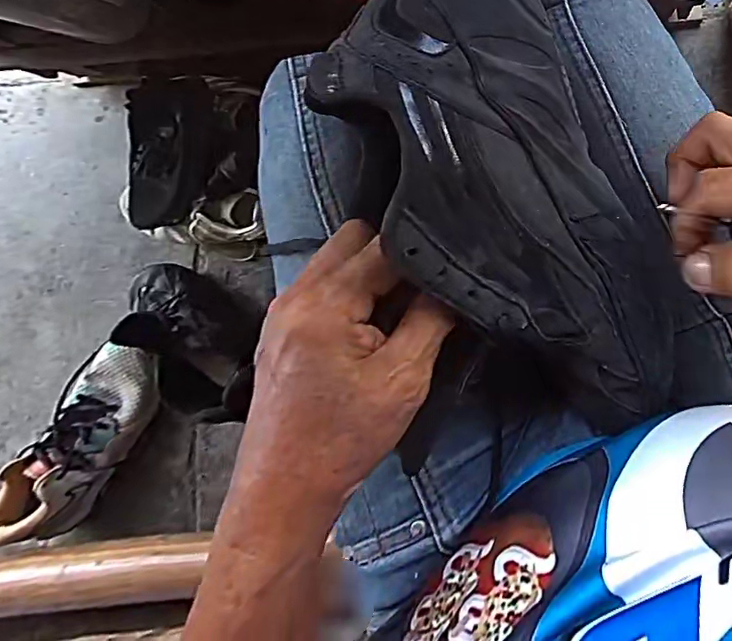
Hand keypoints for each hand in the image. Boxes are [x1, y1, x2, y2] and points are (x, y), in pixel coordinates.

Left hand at [244, 220, 453, 506]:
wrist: (283, 493)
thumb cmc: (344, 439)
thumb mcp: (405, 377)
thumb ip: (431, 318)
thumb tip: (448, 281)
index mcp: (323, 303)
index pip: (383, 246)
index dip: (421, 255)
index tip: (446, 272)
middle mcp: (296, 295)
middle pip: (354, 237)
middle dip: (393, 254)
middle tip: (420, 291)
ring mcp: (284, 310)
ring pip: (339, 258)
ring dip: (372, 273)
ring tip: (399, 311)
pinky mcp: (283, 327)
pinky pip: (326, 283)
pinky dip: (354, 291)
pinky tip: (373, 326)